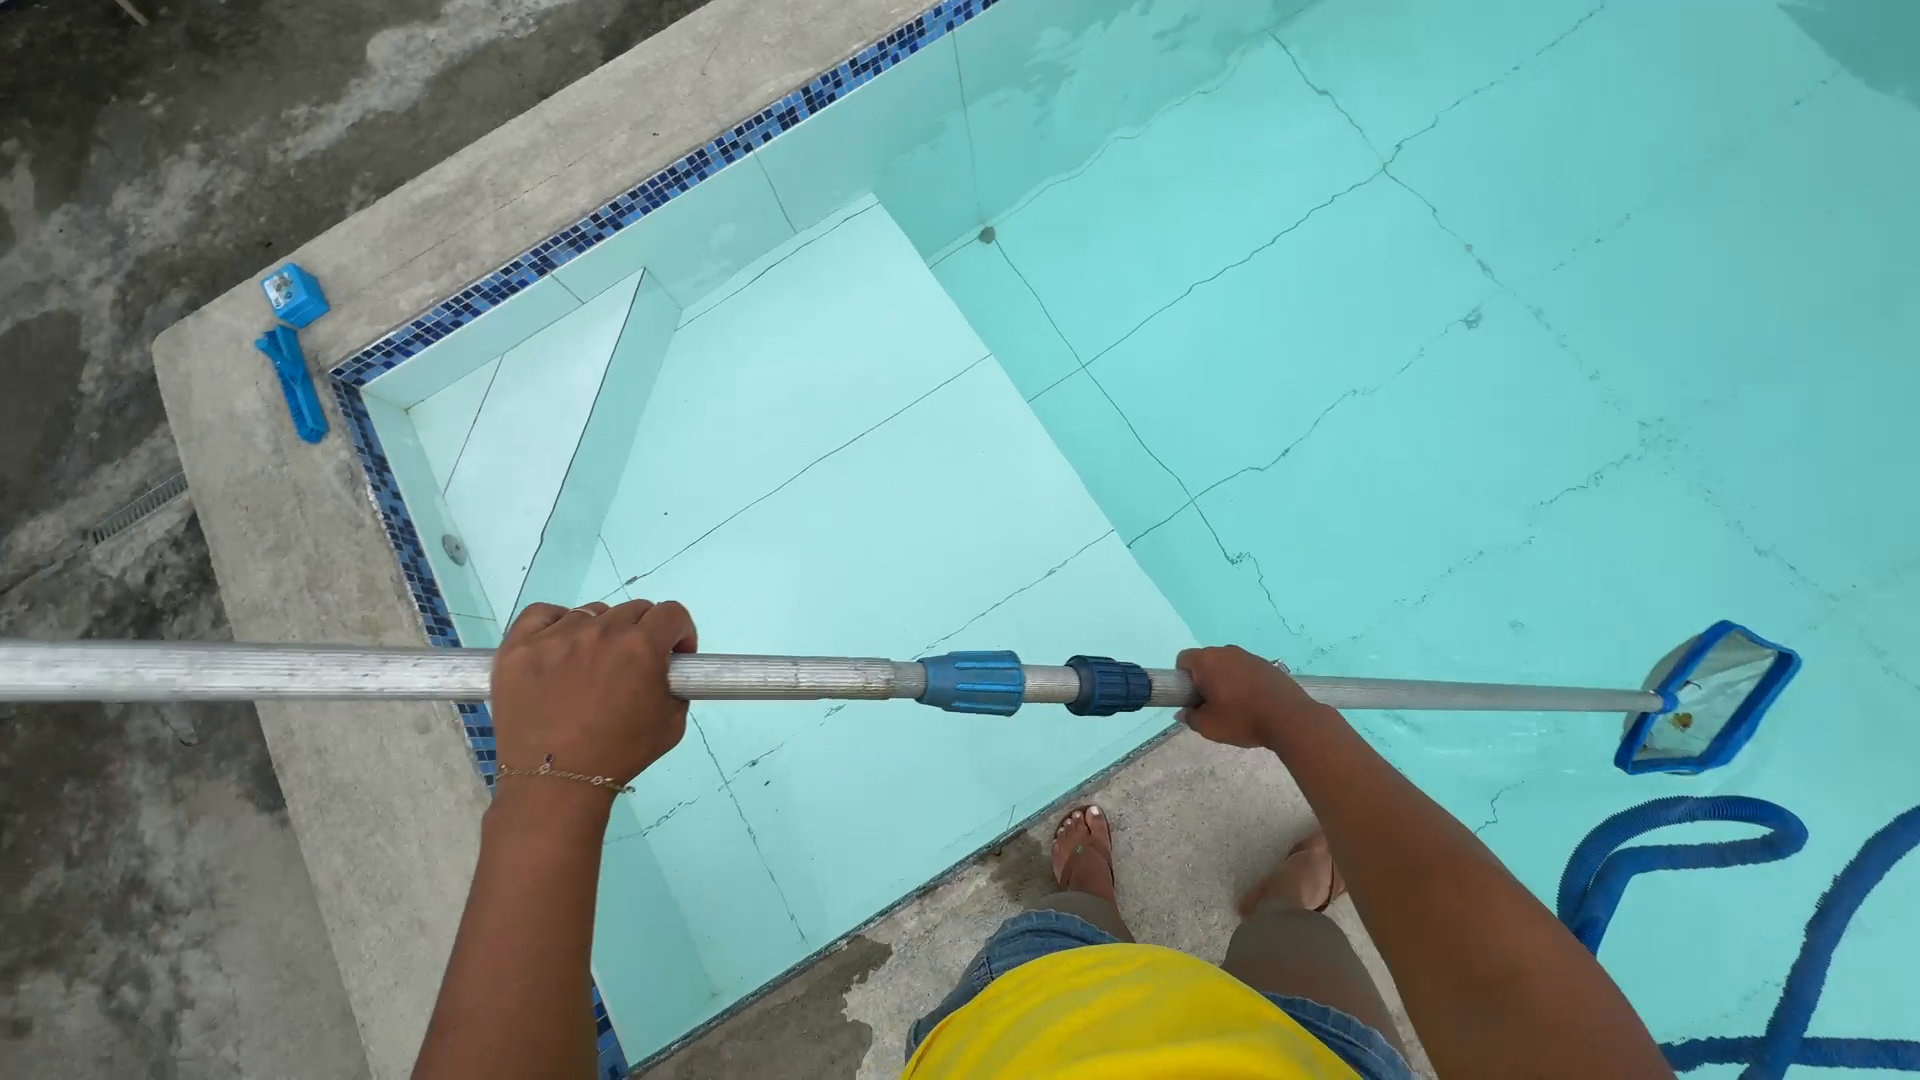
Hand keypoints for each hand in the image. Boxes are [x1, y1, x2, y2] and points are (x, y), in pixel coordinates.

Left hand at [490, 597, 697, 791]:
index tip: (673, 655)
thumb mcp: (673, 723)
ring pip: (591, 613)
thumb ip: (677, 685)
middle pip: (634, 609)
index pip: (672, 613)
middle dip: (644, 632)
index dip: (680, 633)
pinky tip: (559, 644)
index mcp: (642, 646)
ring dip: (602, 631)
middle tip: (633, 665)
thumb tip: (666, 667)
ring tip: (591, 664)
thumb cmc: (620, 755)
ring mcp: (556, 637)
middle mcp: (601, 632)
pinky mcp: (518, 647)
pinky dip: (555, 622)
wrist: (555, 782)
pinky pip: (542, 614)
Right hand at [1176, 645, 1326, 748]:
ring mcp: (1249, 656)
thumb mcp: (1209, 726)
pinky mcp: (1267, 665)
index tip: (1192, 697)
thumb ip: (1191, 717)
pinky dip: (1244, 681)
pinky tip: (1254, 702)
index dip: (1182, 677)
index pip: (1183, 659)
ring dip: (1225, 679)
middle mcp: (1227, 652)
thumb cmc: (1243, 720)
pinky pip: (1246, 670)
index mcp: (1207, 661)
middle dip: (1204, 679)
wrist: (1291, 719)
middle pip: (1206, 661)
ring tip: (1235, 705)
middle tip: (1211, 704)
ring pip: (1227, 665)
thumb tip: (1184, 712)